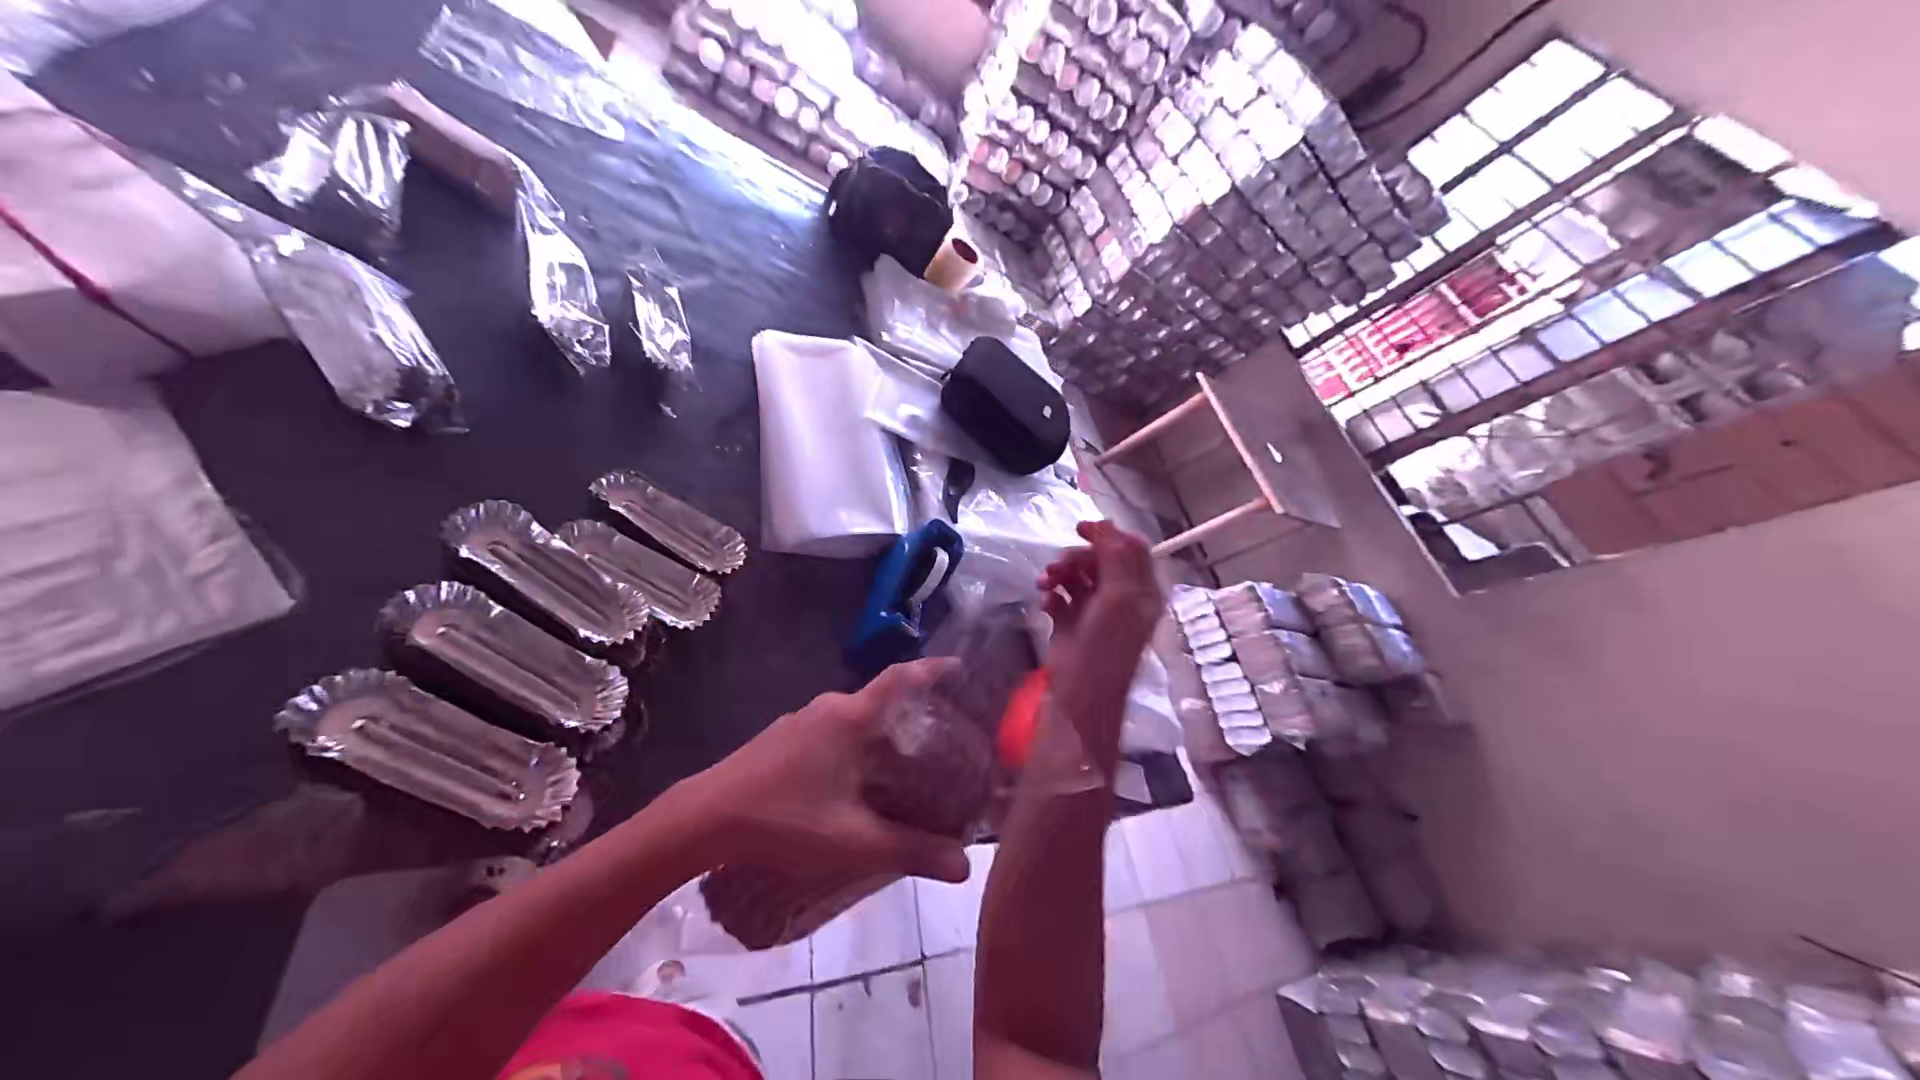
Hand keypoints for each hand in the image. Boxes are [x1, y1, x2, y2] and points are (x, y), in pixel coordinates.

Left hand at [668, 659, 970, 883]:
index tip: (961, 669)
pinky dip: (854, 743)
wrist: (703, 818)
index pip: (901, 679)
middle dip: (914, 713)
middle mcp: (828, 708)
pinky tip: (855, 779)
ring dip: (881, 732)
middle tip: (945, 738)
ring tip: (906, 762)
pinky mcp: (783, 737)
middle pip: (881, 699)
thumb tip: (964, 867)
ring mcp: (801, 720)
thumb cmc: (783, 820)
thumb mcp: (853, 842)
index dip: (933, 670)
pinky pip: (832, 729)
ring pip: (855, 717)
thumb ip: (911, 850)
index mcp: (850, 718)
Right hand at [1035, 521, 1163, 768]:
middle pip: (1100, 561)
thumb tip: (1106, 524)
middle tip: (1055, 566)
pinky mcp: (1072, 625)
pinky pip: (1062, 598)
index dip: (1107, 535)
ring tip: (1044, 584)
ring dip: (1059, 575)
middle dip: (1077, 558)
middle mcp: (1123, 600)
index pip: (1130, 549)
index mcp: (1142, 593)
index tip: (1079, 529)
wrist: (1078, 698)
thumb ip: (1116, 557)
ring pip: (1078, 577)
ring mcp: (1097, 614)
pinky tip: (1045, 604)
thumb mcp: (1117, 598)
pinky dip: (1052, 596)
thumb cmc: (1102, 649)